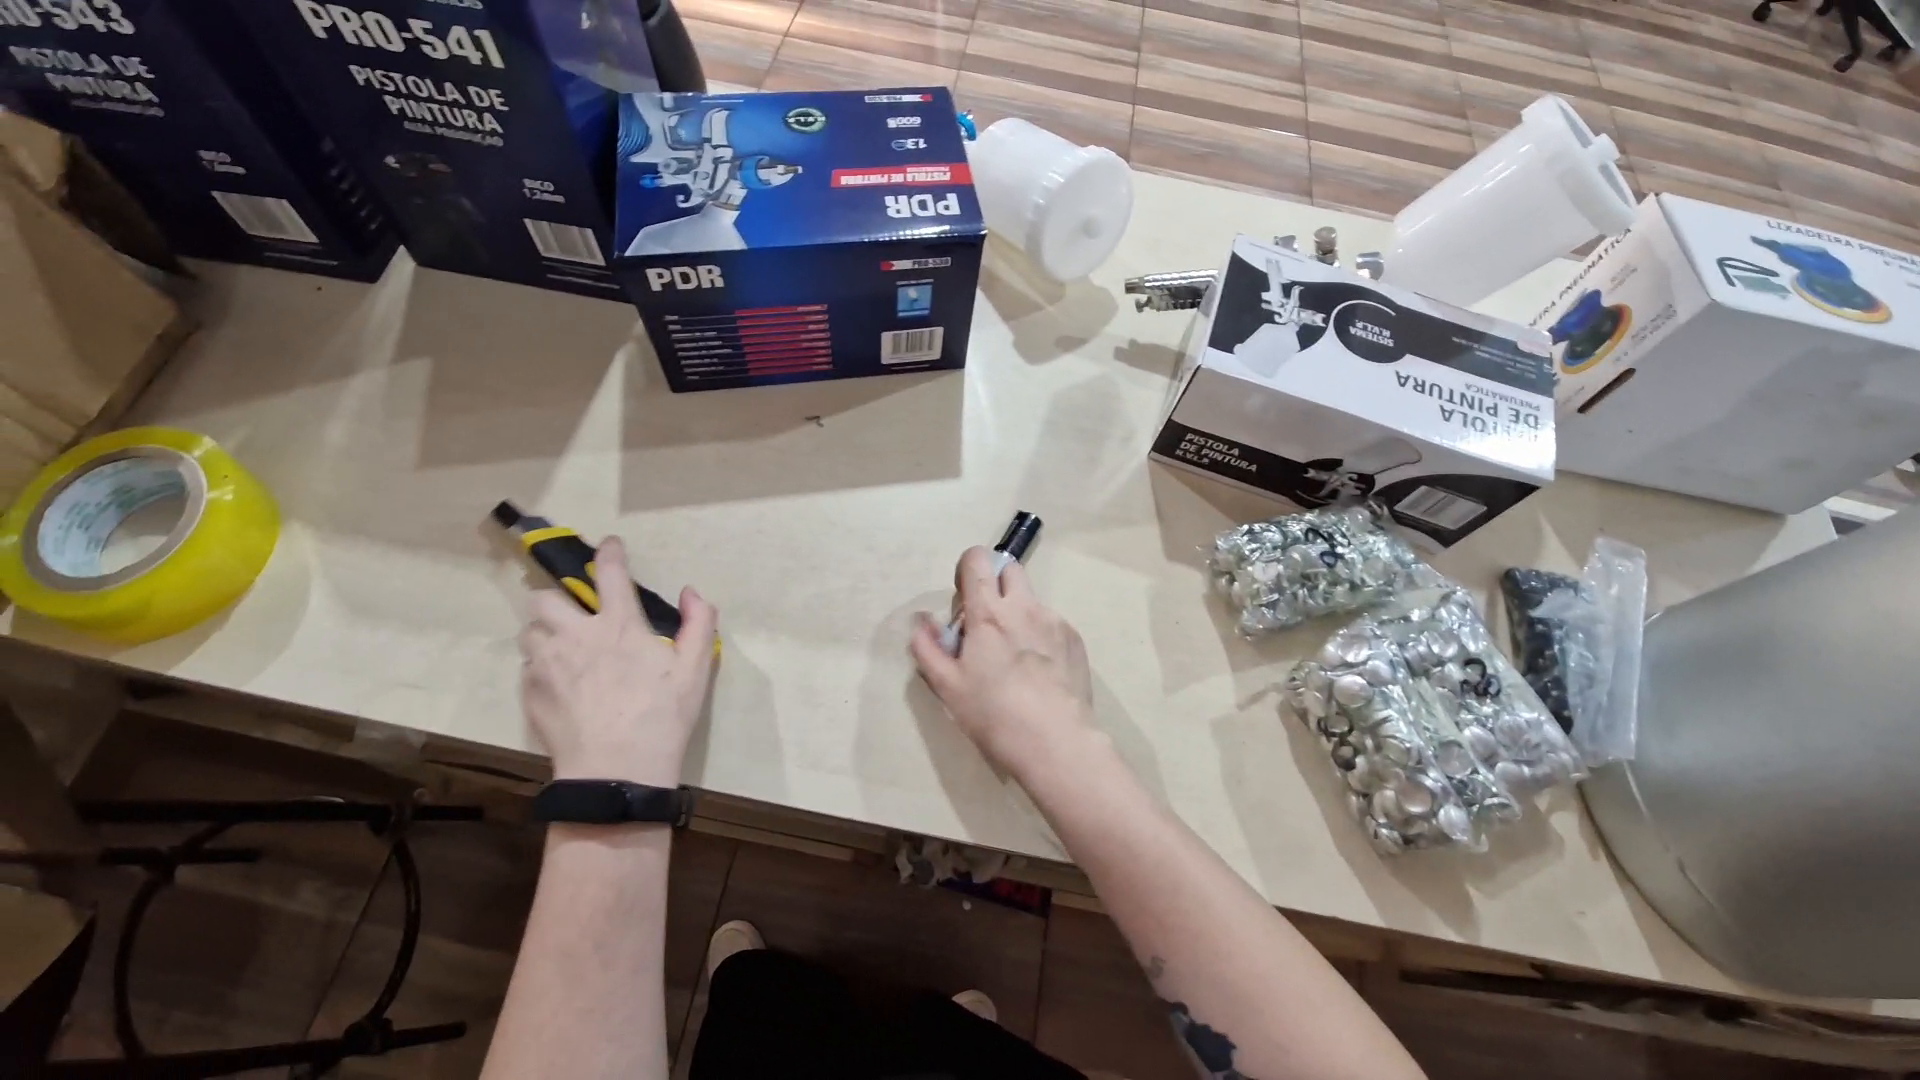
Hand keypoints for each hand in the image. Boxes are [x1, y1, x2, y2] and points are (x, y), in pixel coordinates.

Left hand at [518, 537, 717, 786]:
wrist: (617, 768)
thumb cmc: (662, 716)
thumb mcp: (696, 669)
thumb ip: (699, 623)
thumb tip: (692, 593)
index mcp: (619, 624)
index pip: (609, 572)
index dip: (609, 552)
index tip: (609, 545)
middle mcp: (576, 634)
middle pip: (545, 597)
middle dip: (556, 597)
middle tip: (574, 613)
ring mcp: (547, 663)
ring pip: (529, 630)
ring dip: (544, 631)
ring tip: (560, 647)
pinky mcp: (530, 692)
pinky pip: (526, 667)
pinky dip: (539, 666)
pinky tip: (557, 683)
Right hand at [909, 546, 1097, 777]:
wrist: (1056, 741)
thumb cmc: (994, 714)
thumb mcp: (948, 686)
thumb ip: (928, 648)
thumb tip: (920, 621)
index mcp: (989, 614)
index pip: (977, 560)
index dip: (967, 569)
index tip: (964, 599)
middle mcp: (1025, 607)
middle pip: (1010, 569)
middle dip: (995, 584)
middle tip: (986, 624)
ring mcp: (1055, 621)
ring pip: (1032, 601)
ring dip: (1018, 615)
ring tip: (1014, 659)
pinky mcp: (1075, 640)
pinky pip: (1052, 624)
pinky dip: (1040, 636)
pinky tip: (1038, 672)